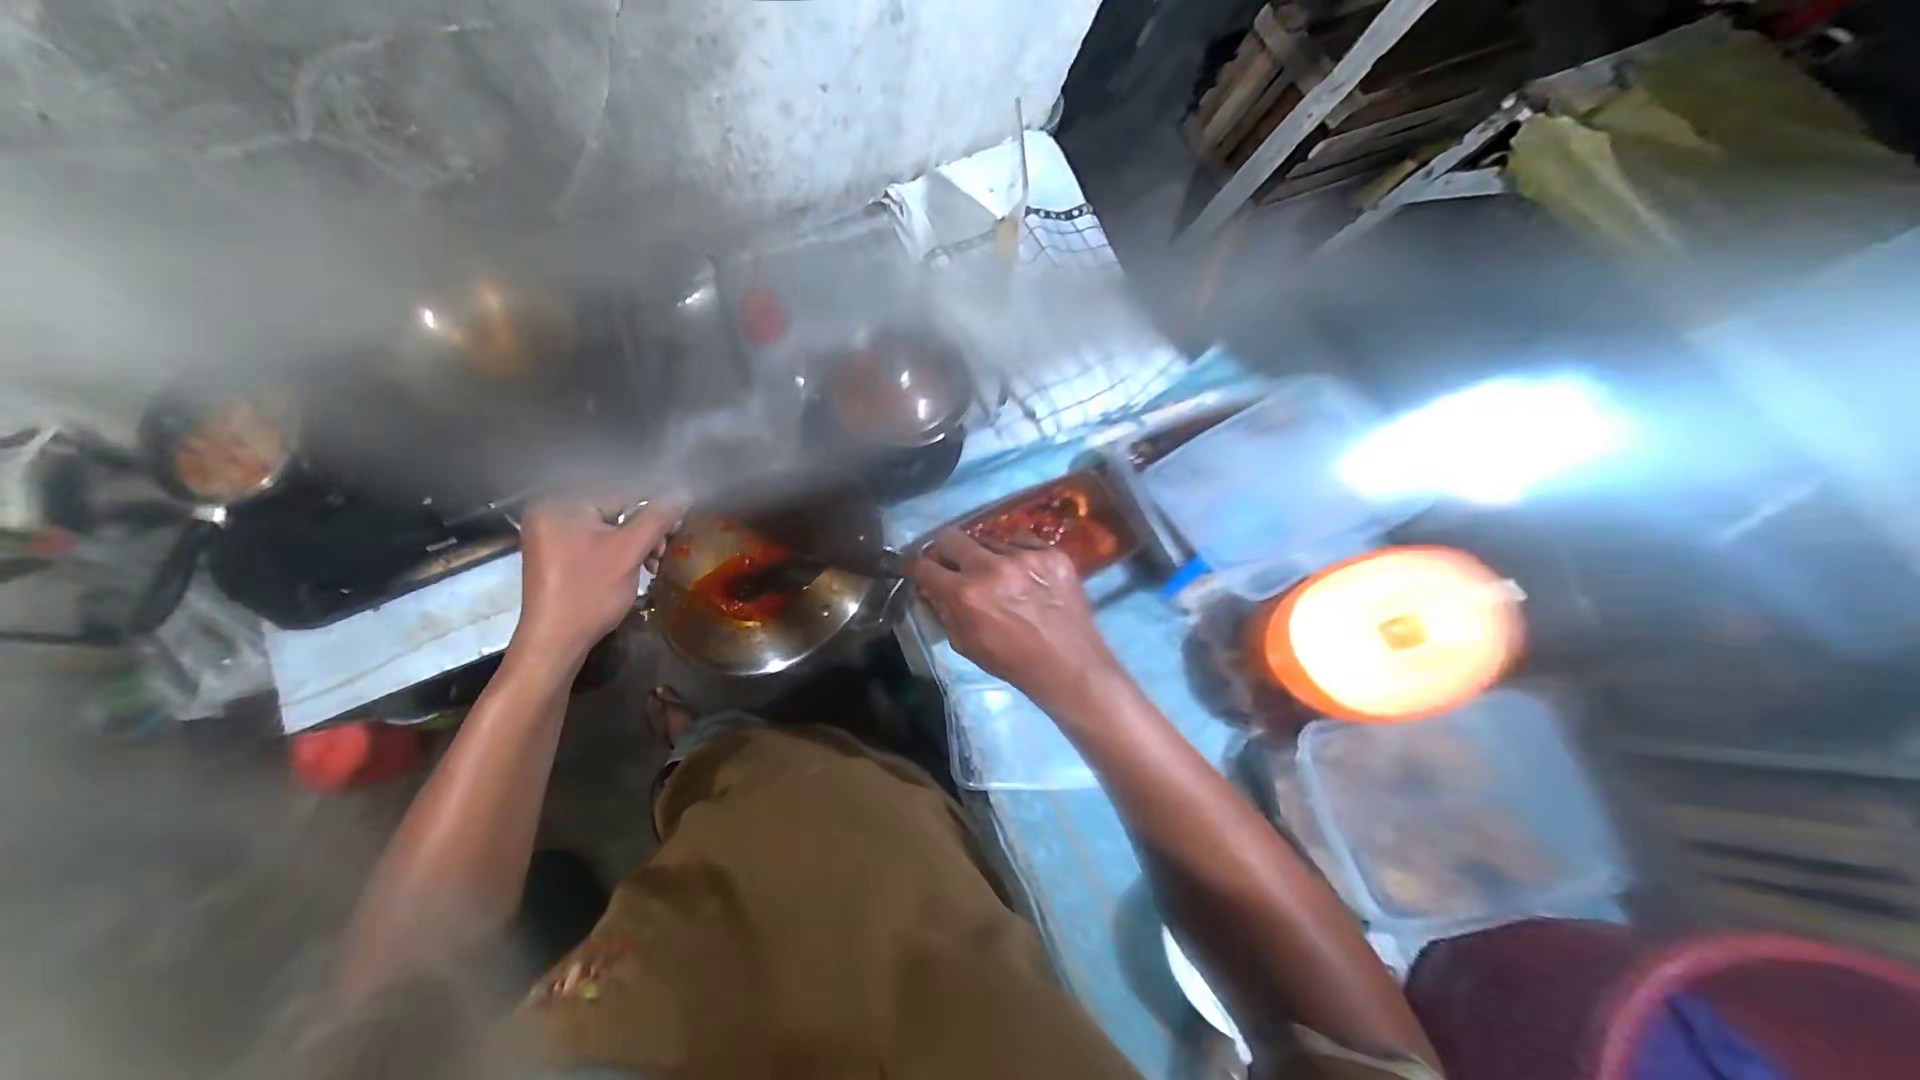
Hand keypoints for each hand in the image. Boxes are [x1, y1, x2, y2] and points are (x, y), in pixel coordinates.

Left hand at [514, 496, 685, 659]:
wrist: (556, 641)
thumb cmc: (590, 592)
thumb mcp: (630, 551)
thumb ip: (658, 517)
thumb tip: (683, 492)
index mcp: (562, 505)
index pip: (620, 492)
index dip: (655, 506)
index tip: (680, 521)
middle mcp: (551, 512)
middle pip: (614, 508)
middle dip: (645, 528)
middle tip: (664, 548)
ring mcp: (552, 533)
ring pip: (608, 526)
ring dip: (637, 541)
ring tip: (653, 562)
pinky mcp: (557, 553)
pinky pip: (596, 540)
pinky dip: (619, 550)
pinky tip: (636, 565)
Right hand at [906, 529, 1121, 709]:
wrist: (1070, 666)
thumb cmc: (1013, 661)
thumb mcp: (966, 645)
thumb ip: (943, 612)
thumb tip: (929, 589)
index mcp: (966, 594)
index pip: (923, 566)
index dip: (910, 565)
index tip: (908, 564)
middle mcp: (992, 567)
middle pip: (951, 537)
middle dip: (945, 551)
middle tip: (952, 564)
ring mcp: (1025, 556)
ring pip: (989, 540)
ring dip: (986, 556)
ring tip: (999, 577)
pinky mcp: (1052, 553)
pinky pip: (1023, 541)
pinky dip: (1017, 554)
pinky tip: (1024, 573)